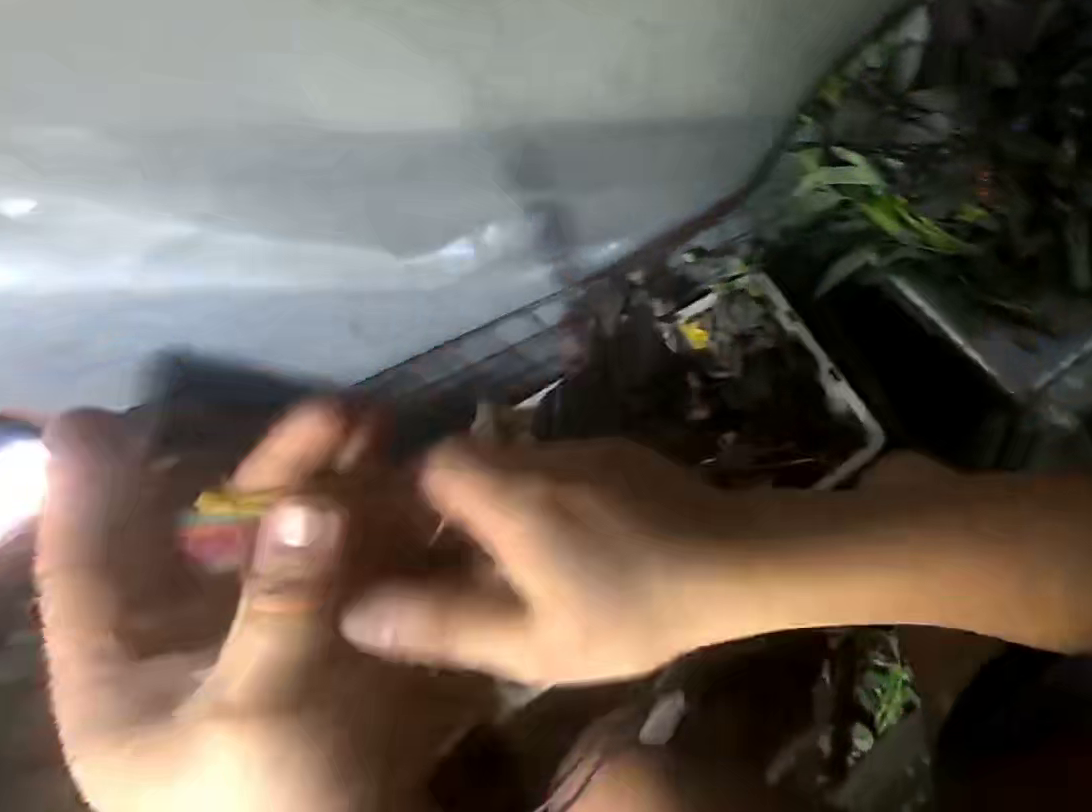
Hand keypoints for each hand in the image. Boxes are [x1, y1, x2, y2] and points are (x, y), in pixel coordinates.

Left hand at [37, 402, 474, 811]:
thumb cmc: (261, 800)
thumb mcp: (255, 707)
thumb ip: (278, 604)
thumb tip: (309, 501)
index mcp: (134, 653)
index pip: (93, 560)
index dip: (86, 491)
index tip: (86, 420)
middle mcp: (209, 614)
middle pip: (234, 517)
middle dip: (281, 459)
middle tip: (338, 409)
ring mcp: (287, 606)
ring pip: (307, 519)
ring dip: (343, 470)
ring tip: (382, 423)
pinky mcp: (351, 605)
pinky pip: (364, 542)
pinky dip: (388, 507)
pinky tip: (414, 475)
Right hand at [339, 437, 737, 685]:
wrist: (731, 559)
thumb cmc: (632, 610)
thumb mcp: (532, 643)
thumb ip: (443, 624)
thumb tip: (359, 610)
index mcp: (518, 497)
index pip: (439, 459)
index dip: (416, 495)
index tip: (423, 543)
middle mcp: (551, 457)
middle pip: (481, 456)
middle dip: (463, 501)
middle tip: (475, 559)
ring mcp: (594, 448)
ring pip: (525, 459)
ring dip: (512, 497)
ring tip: (531, 555)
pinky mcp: (626, 451)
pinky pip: (567, 462)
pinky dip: (554, 491)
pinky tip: (583, 536)